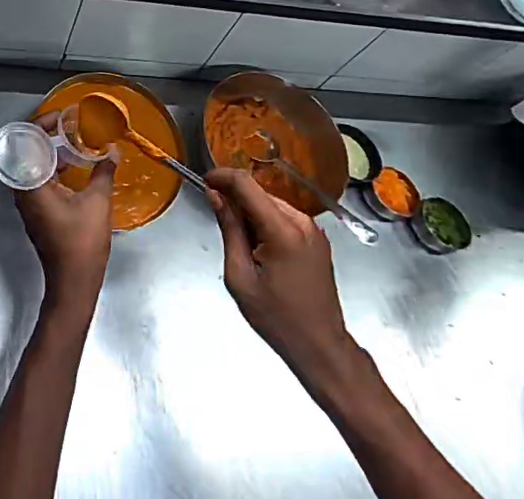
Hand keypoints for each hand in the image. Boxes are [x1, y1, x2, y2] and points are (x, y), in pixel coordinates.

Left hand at [16, 113, 114, 308]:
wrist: (72, 282)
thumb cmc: (81, 243)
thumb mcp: (97, 202)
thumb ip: (103, 172)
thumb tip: (112, 151)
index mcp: (31, 183)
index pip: (28, 141)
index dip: (44, 123)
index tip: (63, 116)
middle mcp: (22, 189)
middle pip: (28, 151)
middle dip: (48, 135)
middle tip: (69, 125)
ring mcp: (27, 201)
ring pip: (34, 166)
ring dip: (51, 152)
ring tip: (74, 142)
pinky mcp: (35, 210)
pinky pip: (39, 179)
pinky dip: (53, 168)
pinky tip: (72, 166)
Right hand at [205, 167, 355, 372]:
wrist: (321, 346)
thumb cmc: (277, 317)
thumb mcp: (240, 275)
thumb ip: (228, 229)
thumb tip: (216, 196)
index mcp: (283, 231)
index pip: (246, 185)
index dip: (221, 177)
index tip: (203, 182)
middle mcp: (303, 224)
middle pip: (258, 193)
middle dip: (234, 199)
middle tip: (217, 220)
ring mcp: (314, 231)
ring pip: (269, 203)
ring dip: (248, 212)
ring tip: (239, 243)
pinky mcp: (316, 239)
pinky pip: (282, 216)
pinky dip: (263, 221)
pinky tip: (257, 247)